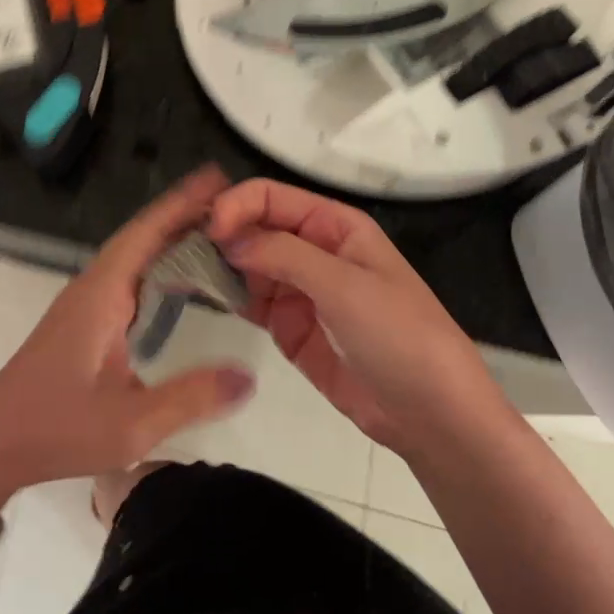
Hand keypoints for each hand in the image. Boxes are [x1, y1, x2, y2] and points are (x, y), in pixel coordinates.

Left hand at [0, 168, 255, 531]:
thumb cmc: (56, 430)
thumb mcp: (131, 424)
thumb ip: (190, 398)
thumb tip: (249, 375)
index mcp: (100, 297)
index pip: (144, 234)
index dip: (180, 204)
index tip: (218, 178)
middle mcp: (90, 289)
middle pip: (140, 239)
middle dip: (183, 216)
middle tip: (234, 203)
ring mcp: (83, 305)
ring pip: (131, 259)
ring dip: (169, 240)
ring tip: (217, 232)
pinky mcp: (81, 323)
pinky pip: (125, 281)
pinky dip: (156, 268)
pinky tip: (178, 282)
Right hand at [207, 178, 506, 455]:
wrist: (432, 416)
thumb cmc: (400, 337)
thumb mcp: (345, 287)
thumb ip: (284, 255)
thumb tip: (227, 238)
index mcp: (335, 227)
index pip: (271, 198)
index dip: (236, 206)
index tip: (208, 232)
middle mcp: (313, 250)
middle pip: (253, 227)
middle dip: (219, 233)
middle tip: (181, 251)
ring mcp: (299, 290)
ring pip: (246, 263)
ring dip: (217, 263)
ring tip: (181, 272)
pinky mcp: (288, 326)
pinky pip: (249, 301)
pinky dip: (226, 295)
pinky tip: (201, 296)